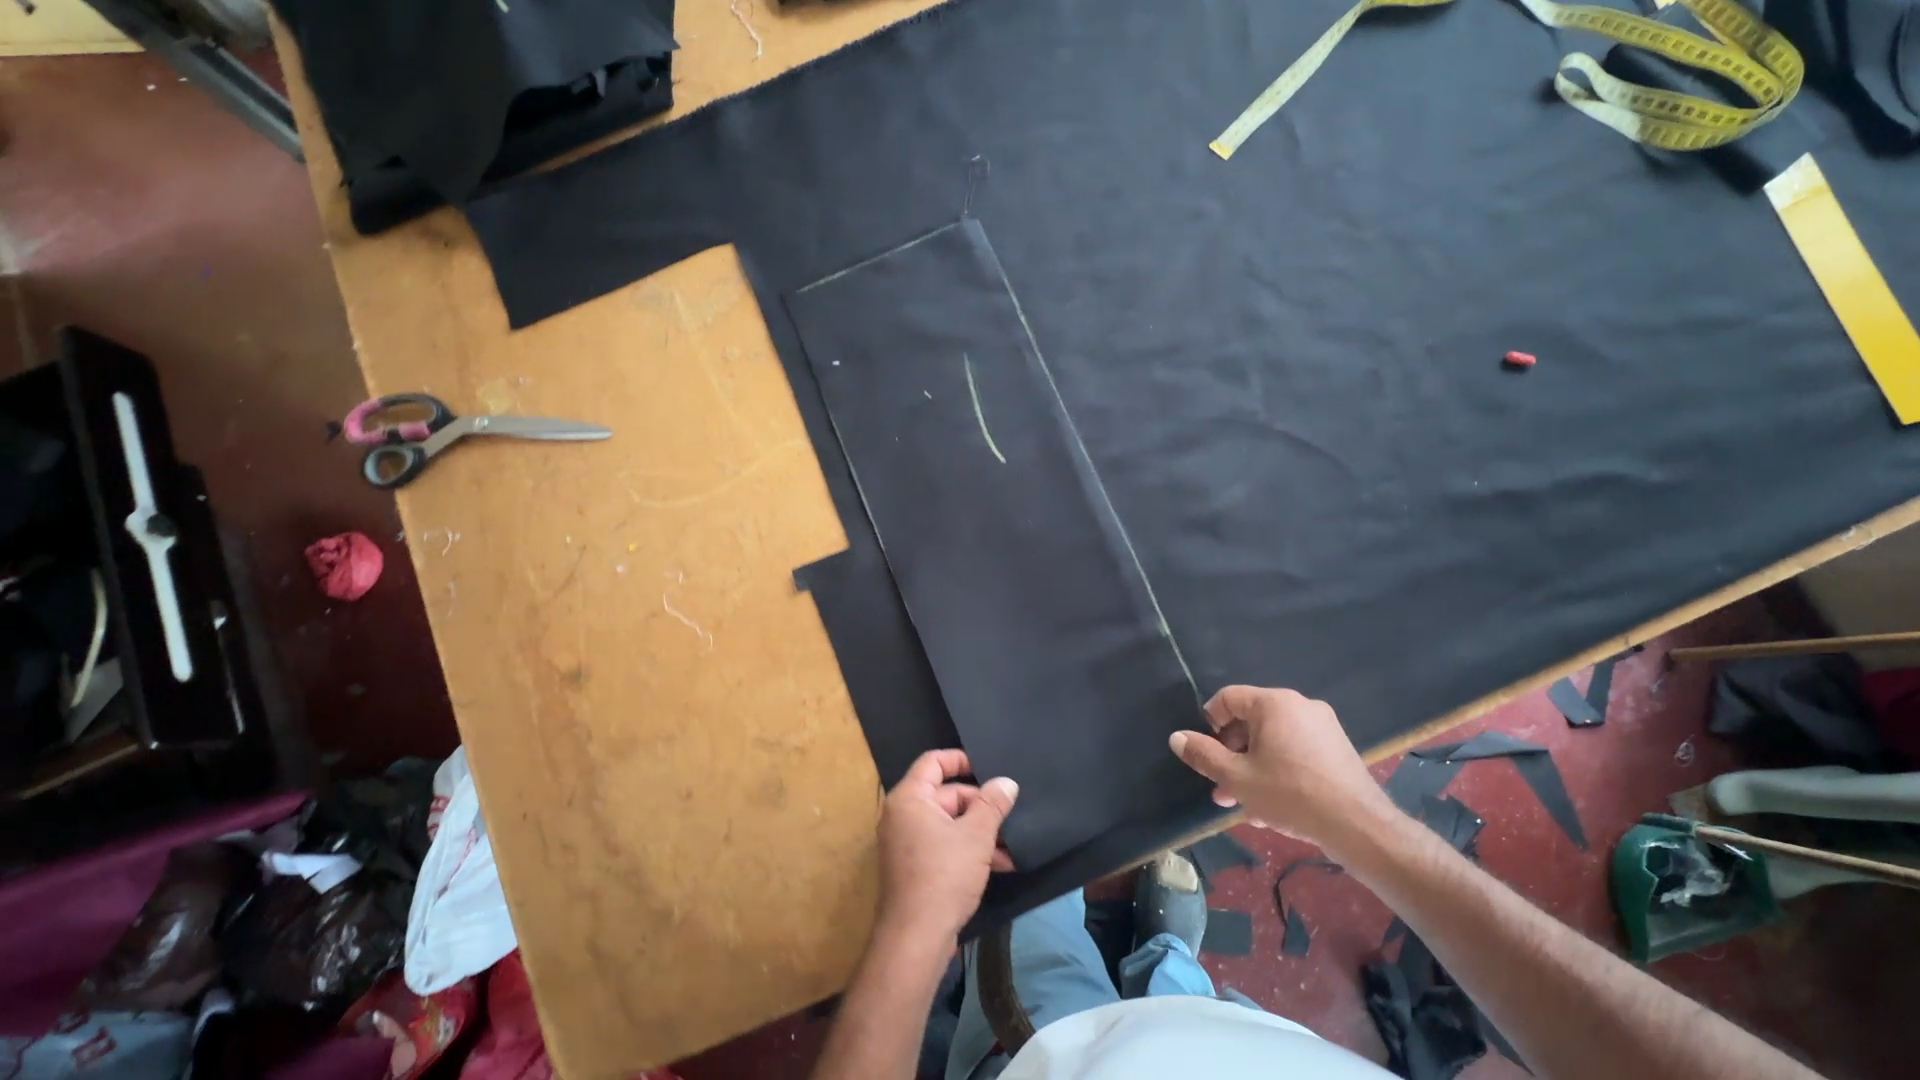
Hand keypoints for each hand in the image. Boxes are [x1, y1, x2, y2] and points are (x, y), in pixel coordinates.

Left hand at [876, 750, 1018, 943]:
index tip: (989, 767)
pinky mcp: (914, 867)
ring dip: (979, 832)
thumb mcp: (976, 835)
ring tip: (1011, 847)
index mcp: (910, 798)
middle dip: (980, 805)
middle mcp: (902, 815)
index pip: (933, 762)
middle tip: (1009, 816)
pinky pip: (943, 845)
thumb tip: (1006, 782)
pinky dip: (968, 850)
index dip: (961, 759)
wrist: (916, 936)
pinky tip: (999, 865)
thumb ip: (992, 804)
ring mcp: (906, 843)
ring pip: (948, 823)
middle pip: (945, 795)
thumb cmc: (944, 875)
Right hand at [1168, 685, 1398, 854]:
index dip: (1209, 723)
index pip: (1228, 698)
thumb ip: (1203, 755)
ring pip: (1273, 741)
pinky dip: (1278, 770)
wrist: (1357, 825)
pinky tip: (1271, 807)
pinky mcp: (1337, 749)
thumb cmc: (1289, 794)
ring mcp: (1323, 727)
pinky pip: (1295, 752)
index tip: (1206, 754)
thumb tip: (1177, 737)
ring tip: (1241, 803)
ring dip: (1252, 767)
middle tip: (1221, 786)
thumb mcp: (1237, 778)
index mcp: (1274, 703)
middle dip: (1231, 754)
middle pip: (1251, 721)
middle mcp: (1300, 706)